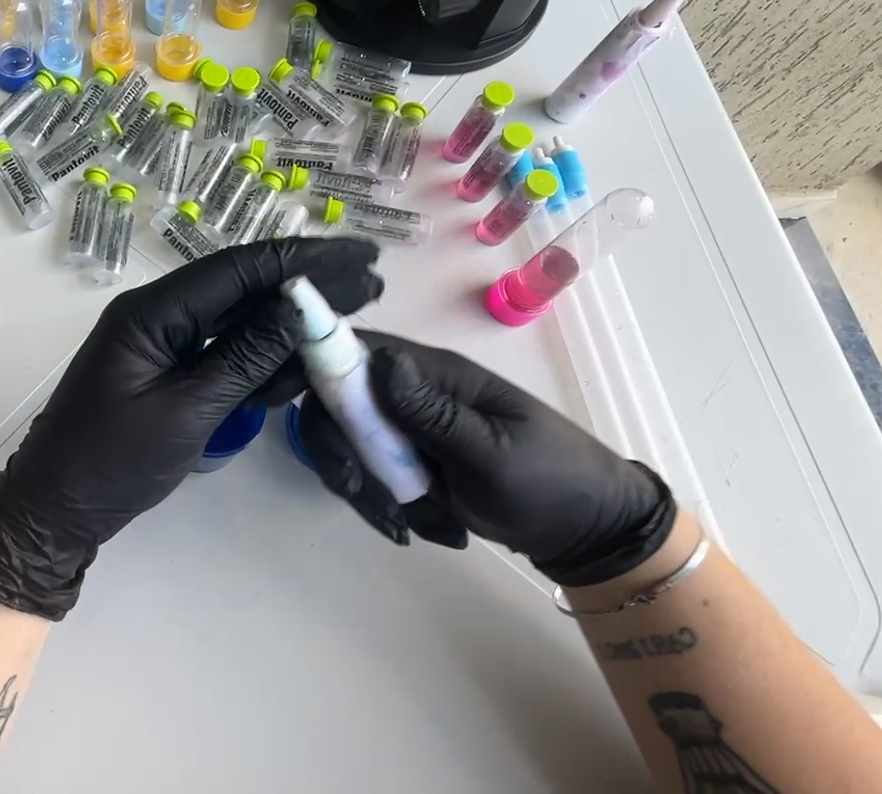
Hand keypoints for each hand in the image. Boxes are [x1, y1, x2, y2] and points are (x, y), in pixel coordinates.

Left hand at [0, 238, 383, 618]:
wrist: (55, 508)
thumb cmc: (112, 465)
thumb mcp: (187, 413)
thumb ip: (245, 358)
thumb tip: (299, 309)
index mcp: (151, 312)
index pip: (236, 269)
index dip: (301, 259)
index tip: (357, 254)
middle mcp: (157, 313)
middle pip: (241, 287)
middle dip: (303, 287)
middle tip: (368, 286)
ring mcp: (161, 340)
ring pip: (236, 319)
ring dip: (285, 327)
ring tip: (340, 332)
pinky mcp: (167, 367)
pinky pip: (221, 351)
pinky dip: (259, 359)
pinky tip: (295, 367)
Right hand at [274, 334, 674, 586]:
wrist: (589, 532)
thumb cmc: (552, 485)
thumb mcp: (493, 456)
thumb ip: (432, 413)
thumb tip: (380, 360)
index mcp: (435, 374)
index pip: (356, 350)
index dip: (316, 366)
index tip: (293, 406)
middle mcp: (412, 392)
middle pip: (338, 405)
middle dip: (341, 454)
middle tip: (365, 495)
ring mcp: (410, 427)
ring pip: (352, 447)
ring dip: (372, 491)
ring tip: (421, 526)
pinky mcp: (412, 460)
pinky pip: (374, 477)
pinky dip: (390, 506)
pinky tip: (433, 526)